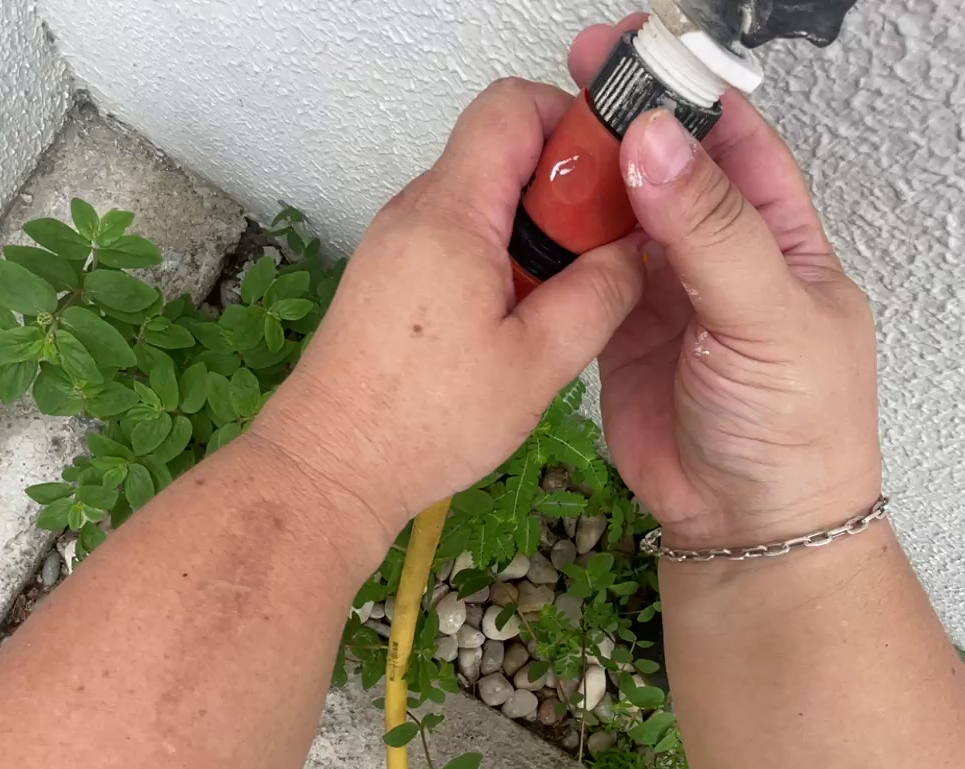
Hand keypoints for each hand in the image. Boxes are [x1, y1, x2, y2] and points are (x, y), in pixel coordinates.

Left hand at [246, 78, 645, 543]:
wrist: (331, 465)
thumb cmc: (426, 421)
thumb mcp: (538, 363)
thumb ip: (599, 294)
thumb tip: (632, 251)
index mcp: (449, 214)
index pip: (512, 106)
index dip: (571, 126)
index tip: (607, 187)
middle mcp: (411, 214)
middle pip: (497, 156)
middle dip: (556, 197)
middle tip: (587, 264)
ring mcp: (390, 247)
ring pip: (475, 206)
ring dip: (524, 240)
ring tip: (543, 309)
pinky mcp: (383, 281)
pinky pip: (448, 244)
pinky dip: (488, 265)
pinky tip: (501, 328)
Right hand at [569, 17, 881, 550]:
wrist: (742, 520)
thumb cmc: (792, 424)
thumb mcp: (766, 315)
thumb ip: (710, 231)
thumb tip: (654, 146)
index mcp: (776, 234)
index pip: (730, 140)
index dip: (684, 94)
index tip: (635, 55)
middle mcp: (716, 256)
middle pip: (663, 173)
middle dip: (621, 130)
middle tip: (572, 88)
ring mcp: (663, 296)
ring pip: (616, 222)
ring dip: (583, 189)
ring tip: (539, 154)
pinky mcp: (619, 334)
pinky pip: (585, 278)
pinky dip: (561, 254)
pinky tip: (536, 229)